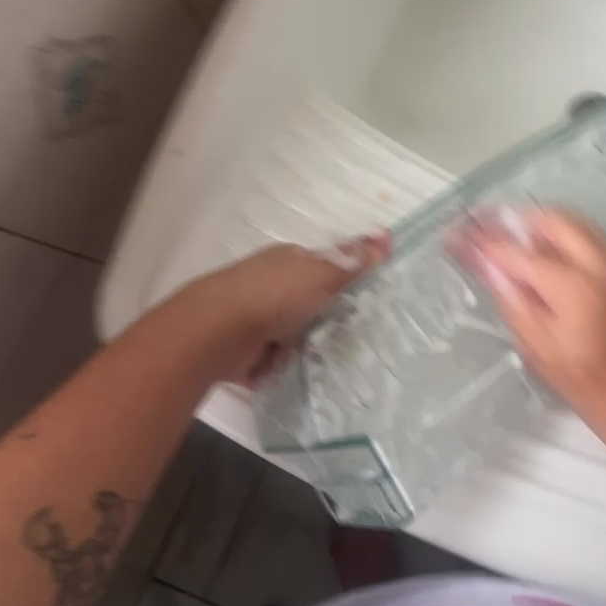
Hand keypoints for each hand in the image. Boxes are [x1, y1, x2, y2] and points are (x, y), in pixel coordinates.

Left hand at [178, 235, 388, 383]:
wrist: (216, 332)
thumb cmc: (275, 294)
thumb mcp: (323, 273)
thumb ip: (354, 260)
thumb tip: (388, 235)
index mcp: (288, 260)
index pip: (323, 265)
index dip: (342, 279)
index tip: (361, 298)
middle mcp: (270, 284)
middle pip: (309, 302)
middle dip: (325, 318)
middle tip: (346, 332)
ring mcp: (254, 317)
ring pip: (293, 333)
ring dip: (305, 346)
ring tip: (322, 356)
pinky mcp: (243, 349)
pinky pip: (274, 360)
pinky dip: (281, 366)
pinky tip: (291, 369)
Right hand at [452, 209, 605, 418]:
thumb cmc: (581, 379)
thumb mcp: (536, 345)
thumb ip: (511, 298)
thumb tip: (486, 263)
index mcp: (573, 285)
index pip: (519, 253)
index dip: (486, 242)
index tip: (459, 232)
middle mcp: (597, 263)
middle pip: (552, 221)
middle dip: (517, 220)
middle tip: (486, 224)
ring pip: (573, 223)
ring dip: (540, 222)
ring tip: (511, 233)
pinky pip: (588, 235)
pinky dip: (562, 232)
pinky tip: (543, 247)